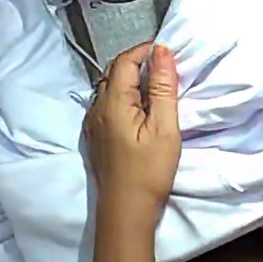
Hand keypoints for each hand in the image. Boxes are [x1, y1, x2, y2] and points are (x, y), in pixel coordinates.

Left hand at [86, 43, 180, 234]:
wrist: (126, 210)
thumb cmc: (149, 171)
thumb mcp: (164, 128)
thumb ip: (163, 89)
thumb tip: (162, 52)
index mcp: (112, 103)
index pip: (125, 61)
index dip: (145, 51)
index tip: (168, 53)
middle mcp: (97, 108)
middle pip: (114, 72)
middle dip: (138, 62)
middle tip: (165, 68)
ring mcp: (93, 124)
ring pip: (110, 88)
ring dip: (132, 80)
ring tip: (157, 87)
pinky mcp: (97, 137)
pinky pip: (108, 105)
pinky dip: (125, 97)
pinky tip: (141, 111)